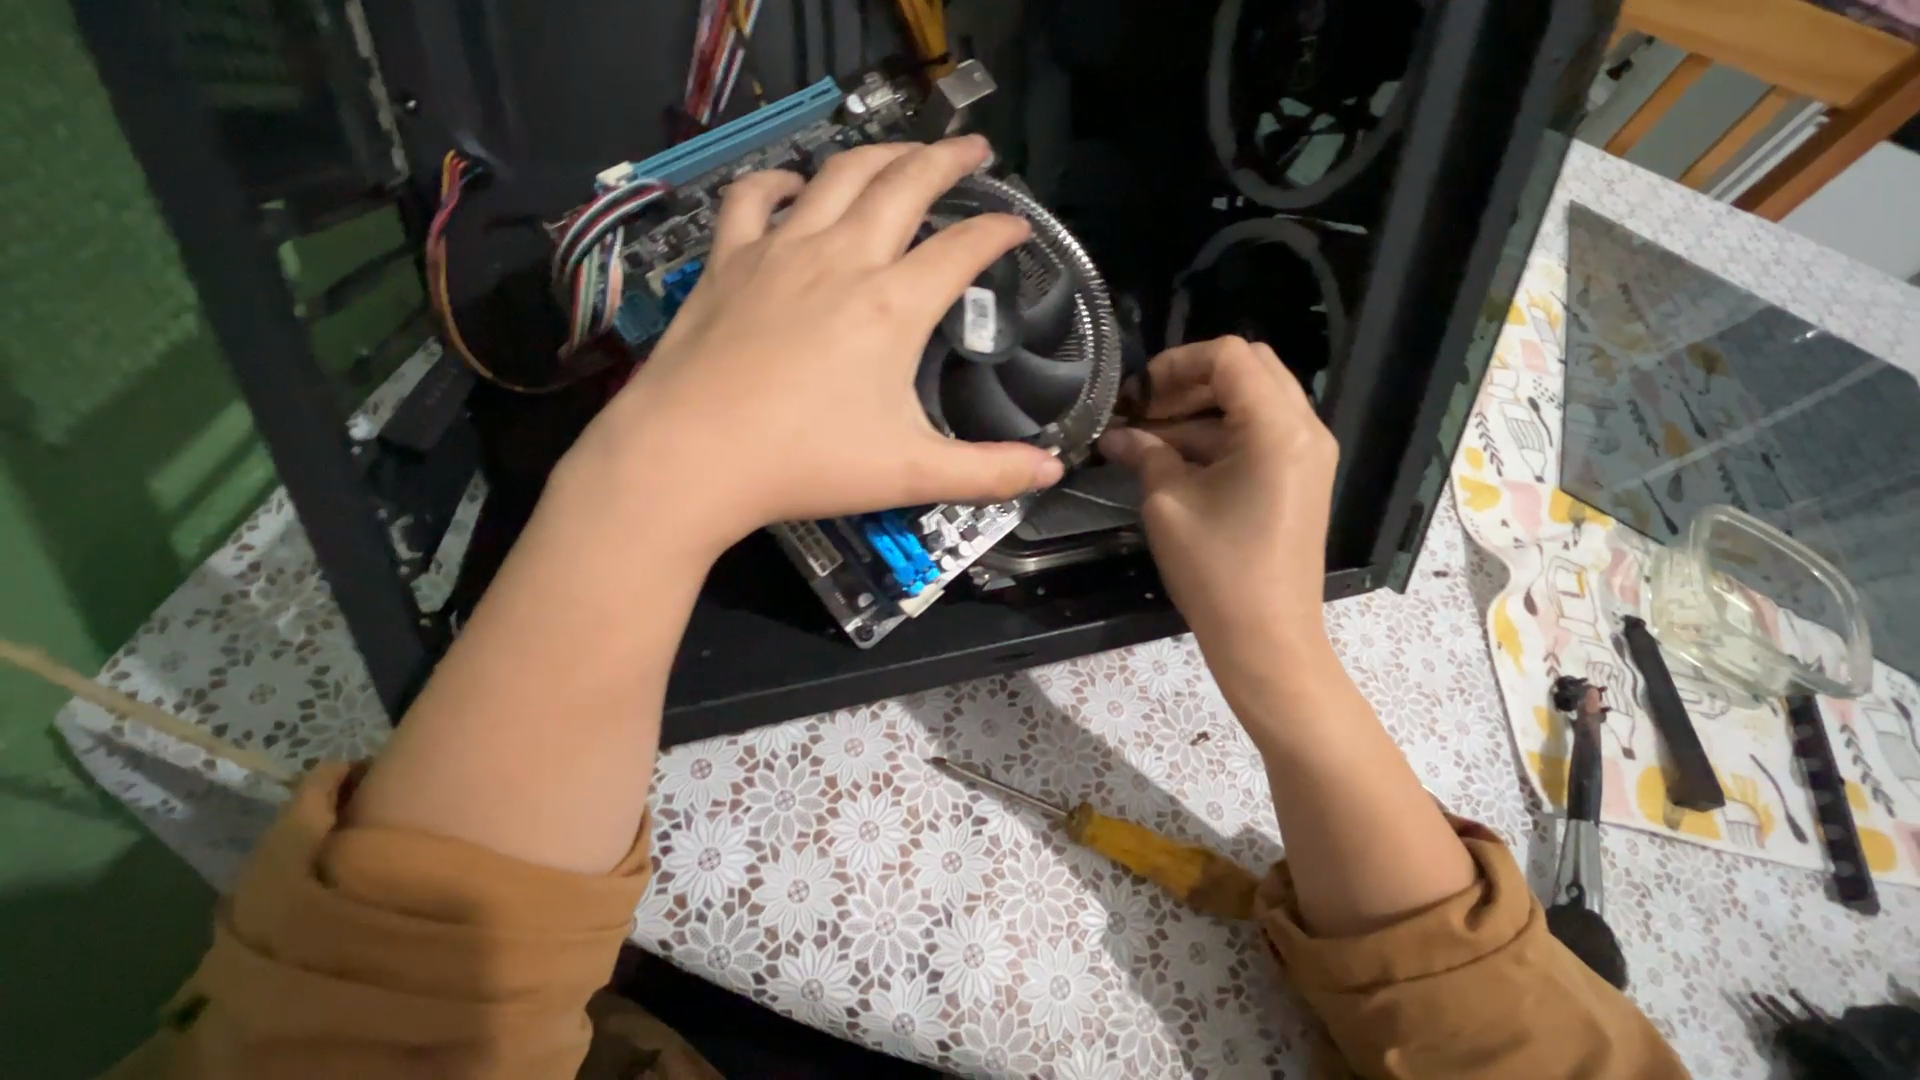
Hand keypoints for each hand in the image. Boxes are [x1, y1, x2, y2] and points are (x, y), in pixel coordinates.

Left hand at [564, 137, 1065, 553]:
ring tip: (905, 153)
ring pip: (840, 175)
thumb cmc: (806, 464)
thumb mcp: (911, 475)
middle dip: (949, 160)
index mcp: (894, 304)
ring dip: (881, 154)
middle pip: (906, 184)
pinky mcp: (730, 260)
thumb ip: (988, 472)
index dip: (1000, 231)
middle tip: (975, 151)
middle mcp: (843, 258)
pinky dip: (781, 181)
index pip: (963, 248)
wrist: (691, 456)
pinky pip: (755, 198)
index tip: (1020, 225)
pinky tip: (795, 186)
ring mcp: (780, 251)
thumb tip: (1053, 471)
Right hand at [1097, 337, 1337, 667]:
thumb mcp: (1168, 503)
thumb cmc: (1217, 570)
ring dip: (1201, 410)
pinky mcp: (1301, 477)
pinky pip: (1261, 432)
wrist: (1267, 637)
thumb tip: (1116, 435)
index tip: (1137, 395)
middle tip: (1146, 411)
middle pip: (1248, 368)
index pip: (1228, 356)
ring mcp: (1308, 453)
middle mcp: (1304, 428)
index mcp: (1276, 427)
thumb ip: (1145, 454)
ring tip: (1148, 440)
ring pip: (1253, 400)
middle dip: (1190, 381)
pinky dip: (1220, 434)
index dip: (1175, 363)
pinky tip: (1175, 459)